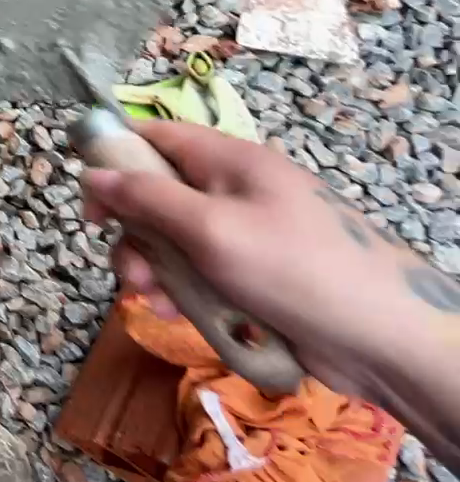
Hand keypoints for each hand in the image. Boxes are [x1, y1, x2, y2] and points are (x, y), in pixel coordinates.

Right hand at [83, 120, 459, 403]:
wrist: (393, 346)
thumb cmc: (296, 271)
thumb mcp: (209, 228)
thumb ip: (145, 197)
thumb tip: (93, 173)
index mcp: (231, 162)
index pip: (154, 135)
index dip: (112, 154)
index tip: (88, 193)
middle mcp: (235, 190)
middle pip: (152, 192)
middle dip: (129, 230)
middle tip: (126, 262)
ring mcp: (245, 232)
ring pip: (167, 237)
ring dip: (148, 265)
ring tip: (151, 296)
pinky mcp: (251, 272)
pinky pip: (194, 269)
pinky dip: (178, 288)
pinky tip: (177, 311)